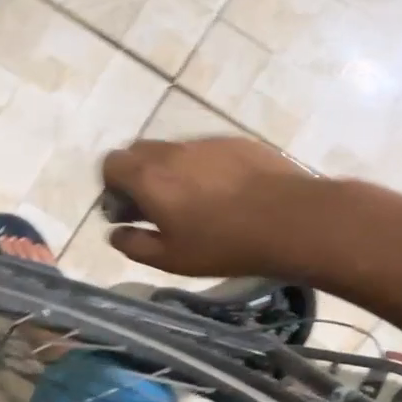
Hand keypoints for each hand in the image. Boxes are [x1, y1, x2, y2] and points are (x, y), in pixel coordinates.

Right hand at [99, 137, 325, 277]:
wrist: (291, 220)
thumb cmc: (222, 245)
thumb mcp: (169, 259)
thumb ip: (134, 245)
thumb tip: (115, 234)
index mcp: (149, 178)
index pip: (111, 163)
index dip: (111, 186)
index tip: (125, 209)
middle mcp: (172, 151)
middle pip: (138, 151)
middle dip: (137, 175)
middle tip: (153, 207)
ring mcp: (206, 142)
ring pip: (173, 150)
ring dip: (171, 171)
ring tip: (193, 202)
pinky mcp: (236, 142)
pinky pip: (205, 151)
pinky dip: (202, 168)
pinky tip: (223, 194)